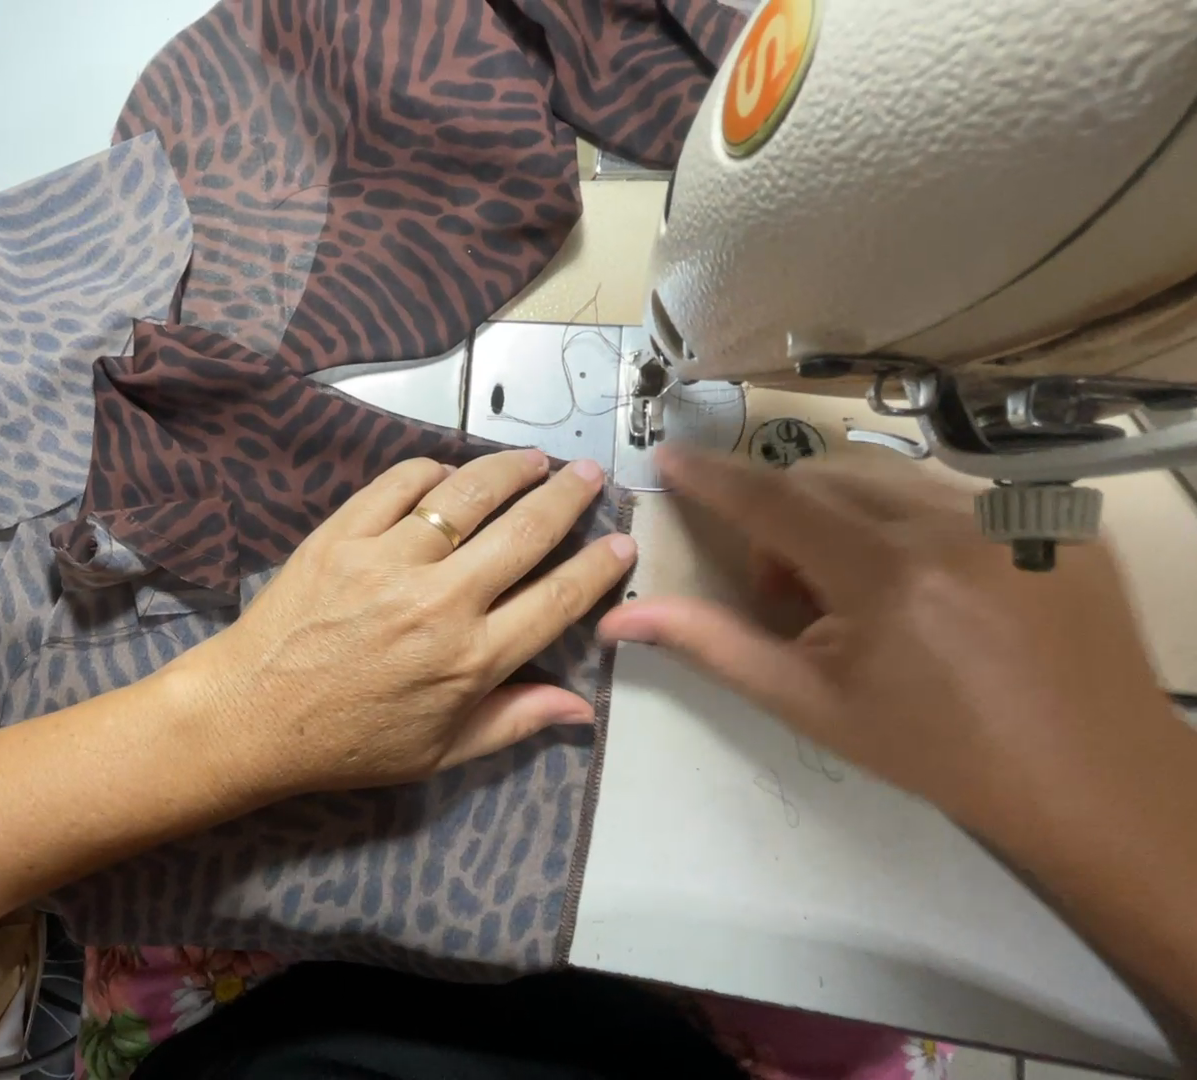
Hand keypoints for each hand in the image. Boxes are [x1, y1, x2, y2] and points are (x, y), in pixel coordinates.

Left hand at [176, 448, 635, 794]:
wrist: (252, 713)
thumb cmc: (346, 741)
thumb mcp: (437, 752)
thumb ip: (512, 723)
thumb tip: (583, 709)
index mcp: (471, 658)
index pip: (556, 598)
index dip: (598, 566)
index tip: (621, 542)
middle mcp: (438, 600)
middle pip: (524, 532)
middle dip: (567, 497)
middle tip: (588, 476)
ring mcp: (386, 560)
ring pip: (465, 496)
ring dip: (508, 470)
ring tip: (531, 461)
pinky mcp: (340, 535)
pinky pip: (396, 484)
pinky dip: (429, 471)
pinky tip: (446, 473)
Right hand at [597, 447, 1175, 824]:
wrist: (1097, 782)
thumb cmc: (930, 747)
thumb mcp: (803, 699)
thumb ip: (708, 643)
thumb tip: (615, 619)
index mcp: (888, 575)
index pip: (773, 501)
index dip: (712, 477)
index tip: (666, 455)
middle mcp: (956, 526)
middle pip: (822, 478)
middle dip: (779, 520)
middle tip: (787, 592)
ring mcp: (1018, 517)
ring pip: (882, 476)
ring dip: (838, 515)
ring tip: (855, 588)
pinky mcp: (1059, 521)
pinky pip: (946, 490)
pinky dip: (901, 519)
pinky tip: (922, 583)